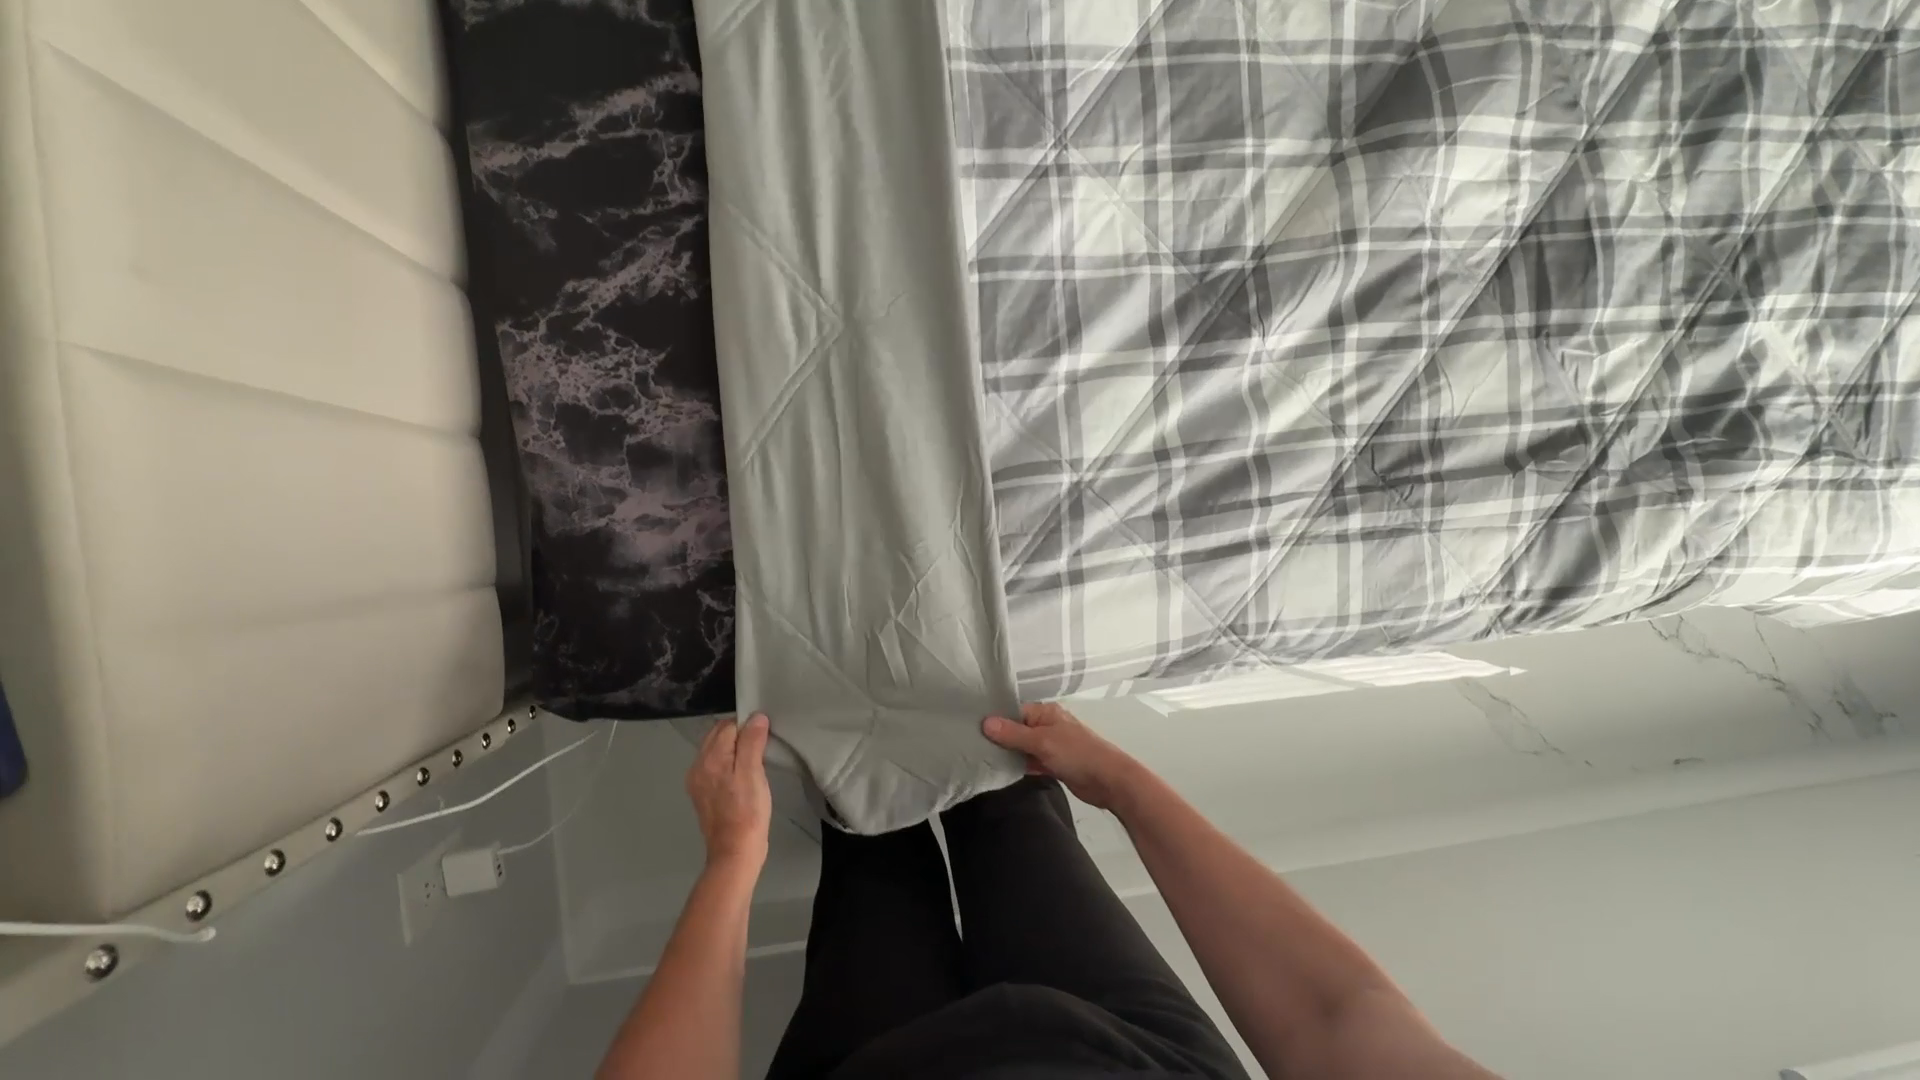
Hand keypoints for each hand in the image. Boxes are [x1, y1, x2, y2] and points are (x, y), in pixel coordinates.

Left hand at [686, 713, 772, 868]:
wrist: (735, 853)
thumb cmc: (748, 812)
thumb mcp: (754, 774)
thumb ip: (752, 742)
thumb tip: (756, 717)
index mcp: (709, 759)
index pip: (728, 726)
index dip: (748, 727)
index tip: (765, 738)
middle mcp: (698, 766)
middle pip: (718, 736)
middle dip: (739, 735)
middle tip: (762, 749)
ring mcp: (697, 782)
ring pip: (716, 751)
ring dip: (734, 750)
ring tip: (755, 763)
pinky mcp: (702, 795)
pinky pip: (715, 767)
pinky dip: (728, 764)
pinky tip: (743, 777)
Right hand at [982, 703, 1144, 810]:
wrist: (1108, 781)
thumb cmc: (1076, 754)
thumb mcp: (1042, 741)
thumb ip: (1013, 734)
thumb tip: (985, 722)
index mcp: (1046, 713)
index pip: (1014, 711)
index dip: (995, 719)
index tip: (971, 728)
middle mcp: (1047, 726)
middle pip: (1017, 729)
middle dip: (999, 738)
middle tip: (971, 746)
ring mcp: (1051, 746)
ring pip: (1023, 747)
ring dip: (1008, 754)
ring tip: (980, 758)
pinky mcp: (1054, 764)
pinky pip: (1031, 762)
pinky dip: (1019, 765)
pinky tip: (1001, 771)